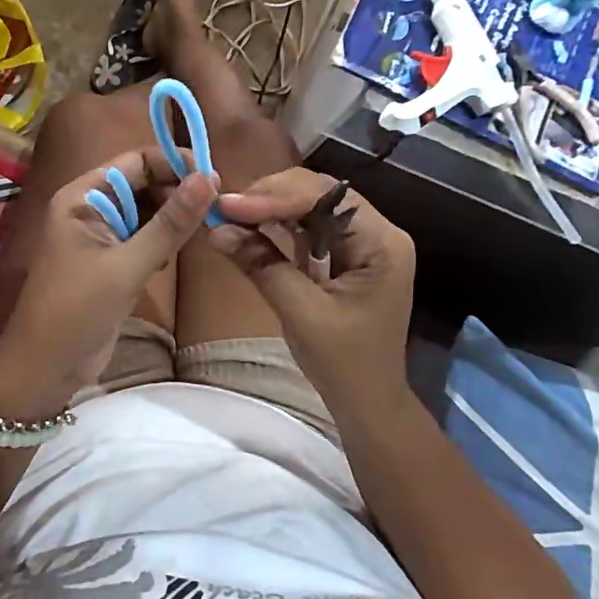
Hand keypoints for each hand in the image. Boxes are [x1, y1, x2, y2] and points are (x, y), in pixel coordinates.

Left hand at [0, 148, 216, 413]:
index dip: (174, 164)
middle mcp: (92, 208)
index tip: (214, 178)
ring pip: (148, 212)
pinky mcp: (113, 262)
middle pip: (144, 183)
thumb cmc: (76, 311)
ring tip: (202, 229)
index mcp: (83, 196)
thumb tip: (208, 179)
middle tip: (215, 209)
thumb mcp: (126, 266)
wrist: (47, 368)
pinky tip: (174, 257)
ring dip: (174, 218)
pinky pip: (146, 238)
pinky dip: (164, 241)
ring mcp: (103, 236)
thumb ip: (169, 224)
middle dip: (178, 192)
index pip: (135, 161)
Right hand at [209, 169, 414, 412]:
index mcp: (382, 243)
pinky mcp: (348, 257)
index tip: (229, 204)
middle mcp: (379, 233)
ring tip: (232, 213)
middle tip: (225, 208)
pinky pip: (312, 230)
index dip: (275, 195)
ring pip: (313, 208)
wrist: (368, 403)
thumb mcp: (300, 313)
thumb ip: (262, 265)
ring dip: (272, 208)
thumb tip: (215, 230)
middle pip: (320, 195)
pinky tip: (252, 226)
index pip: (326, 198)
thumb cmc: (343, 364)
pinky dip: (280, 227)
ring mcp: (365, 244)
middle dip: (272, 197)